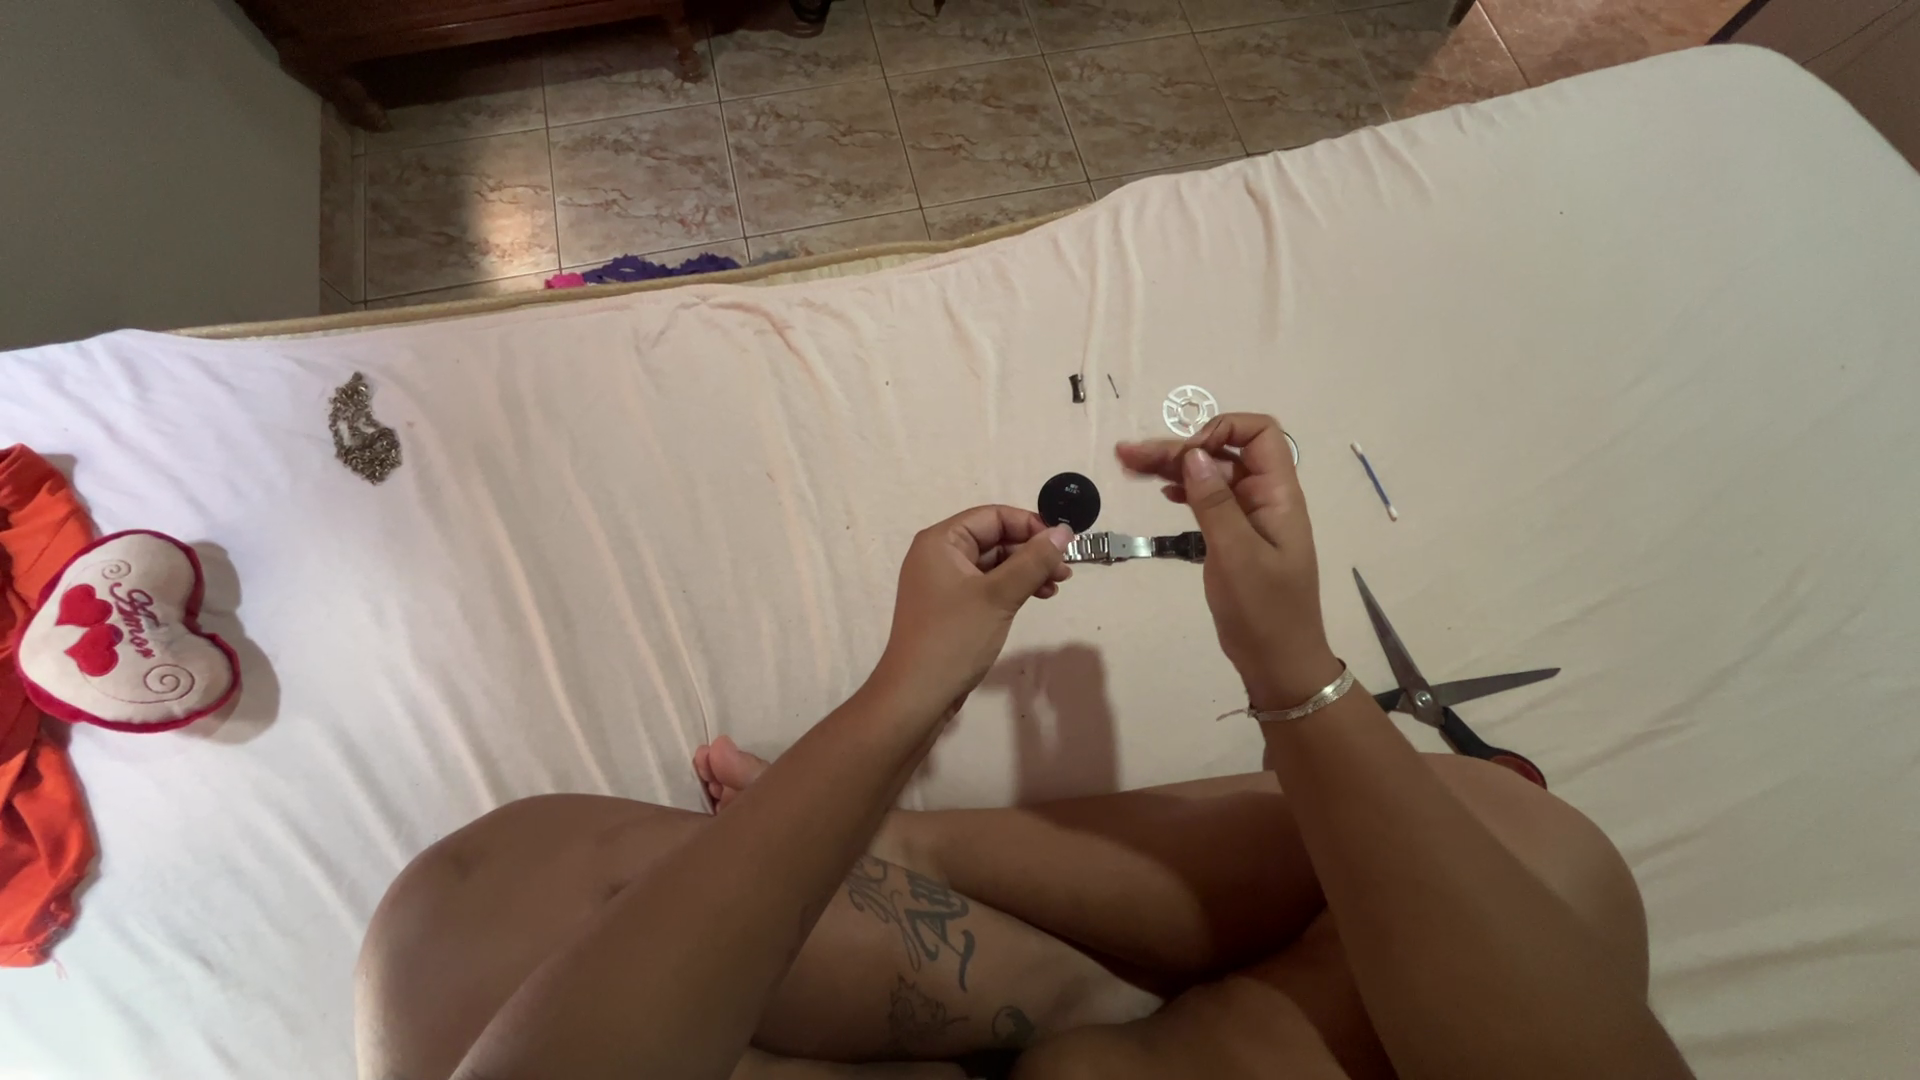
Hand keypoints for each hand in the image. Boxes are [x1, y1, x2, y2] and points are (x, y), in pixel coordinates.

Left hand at [871, 506, 1072, 712]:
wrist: (917, 694)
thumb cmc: (955, 637)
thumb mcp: (999, 595)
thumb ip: (1033, 560)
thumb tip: (1063, 532)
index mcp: (940, 541)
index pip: (992, 516)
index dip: (1030, 525)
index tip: (1063, 543)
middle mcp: (938, 555)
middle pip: (993, 538)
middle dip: (1031, 551)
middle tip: (1066, 570)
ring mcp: (943, 583)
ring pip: (993, 564)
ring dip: (1026, 571)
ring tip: (1057, 586)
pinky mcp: (951, 608)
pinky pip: (986, 586)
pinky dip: (1012, 588)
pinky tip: (1036, 597)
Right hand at [1117, 414, 1341, 708]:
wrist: (1278, 660)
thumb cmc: (1263, 610)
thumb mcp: (1236, 554)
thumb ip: (1214, 502)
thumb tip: (1193, 455)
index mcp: (1278, 495)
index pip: (1259, 433)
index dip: (1222, 429)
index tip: (1186, 454)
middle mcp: (1264, 498)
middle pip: (1223, 453)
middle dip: (1178, 448)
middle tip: (1128, 455)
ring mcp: (1248, 518)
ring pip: (1210, 476)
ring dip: (1172, 468)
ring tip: (1130, 466)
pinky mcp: (1233, 537)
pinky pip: (1208, 500)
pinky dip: (1183, 490)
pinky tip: (1161, 492)